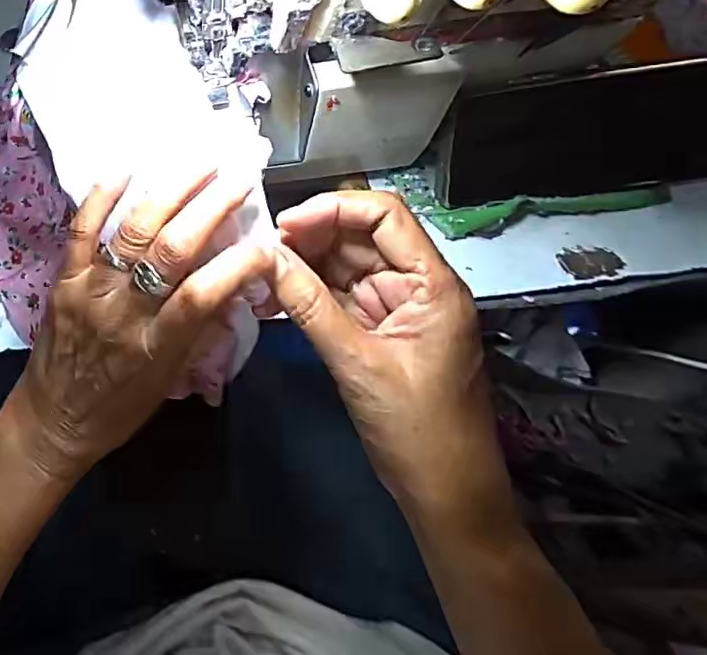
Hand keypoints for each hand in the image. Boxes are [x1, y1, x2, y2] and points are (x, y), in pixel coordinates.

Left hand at [0, 170, 271, 484]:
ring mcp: (90, 290)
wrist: (51, 421)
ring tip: (197, 167)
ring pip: (132, 233)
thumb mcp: (168, 382)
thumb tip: (232, 287)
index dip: (236, 265)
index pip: (201, 296)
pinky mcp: (64, 278)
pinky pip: (81, 230)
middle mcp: (123, 312)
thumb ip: (198, 334)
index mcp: (156, 346)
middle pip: (170, 251)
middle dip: (208, 210)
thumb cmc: (117, 408)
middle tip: (236, 180)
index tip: (264, 241)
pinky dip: (102, 199)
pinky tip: (126, 172)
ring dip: (168, 194)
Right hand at [270, 191, 500, 514]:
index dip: (333, 209)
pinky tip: (273, 292)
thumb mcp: (357, 362)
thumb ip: (308, 304)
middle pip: (359, 235)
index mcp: (432, 284)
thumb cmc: (418, 431)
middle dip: (310, 236)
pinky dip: (306, 290)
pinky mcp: (375, 326)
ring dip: (302, 262)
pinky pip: (336, 292)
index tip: (286, 225)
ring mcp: (394, 305)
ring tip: (260, 269)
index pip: (384, 215)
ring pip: (342, 263)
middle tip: (263, 249)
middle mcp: (415, 284)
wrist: (445, 497)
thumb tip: (263, 256)